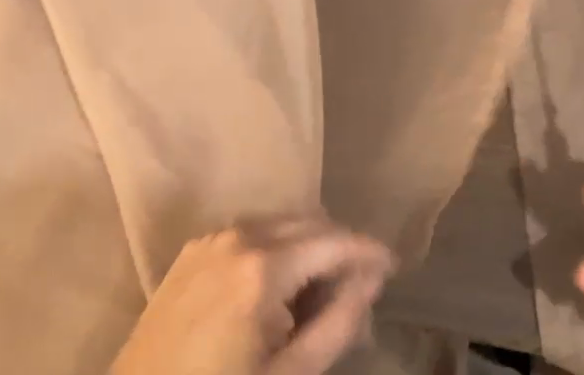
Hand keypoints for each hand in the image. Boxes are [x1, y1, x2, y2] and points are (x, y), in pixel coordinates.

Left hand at [111, 216, 394, 374]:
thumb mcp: (288, 374)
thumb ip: (337, 323)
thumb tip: (371, 280)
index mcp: (263, 266)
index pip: (333, 241)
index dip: (369, 252)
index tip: (393, 267)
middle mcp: (238, 237)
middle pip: (308, 224)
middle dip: (338, 248)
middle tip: (359, 285)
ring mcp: (209, 240)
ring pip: (278, 225)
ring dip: (307, 246)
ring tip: (321, 289)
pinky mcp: (190, 253)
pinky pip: (248, 235)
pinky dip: (275, 248)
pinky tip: (278, 287)